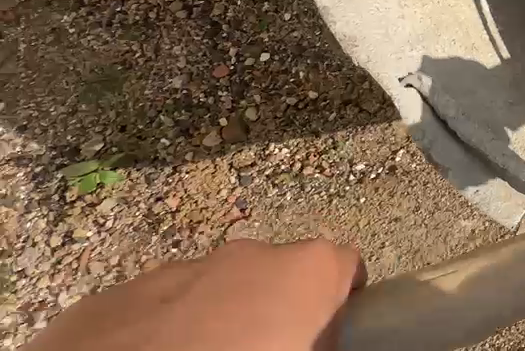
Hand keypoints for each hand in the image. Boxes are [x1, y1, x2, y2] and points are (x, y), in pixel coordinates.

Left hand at [28, 238, 360, 350]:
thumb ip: (320, 340)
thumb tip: (314, 340)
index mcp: (312, 266)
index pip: (347, 270)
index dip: (334, 305)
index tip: (315, 337)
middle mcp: (253, 253)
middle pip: (273, 274)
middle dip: (264, 306)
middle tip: (249, 349)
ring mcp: (177, 270)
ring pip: (204, 288)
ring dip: (203, 318)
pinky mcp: (108, 298)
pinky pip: (142, 310)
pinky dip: (145, 332)